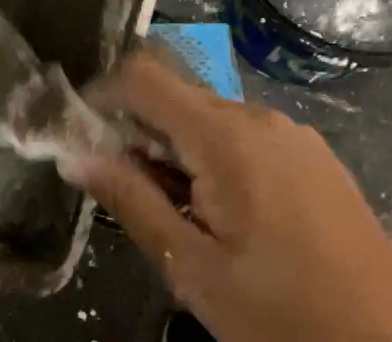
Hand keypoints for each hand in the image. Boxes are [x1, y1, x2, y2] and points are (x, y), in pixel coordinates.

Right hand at [69, 50, 391, 341]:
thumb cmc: (287, 320)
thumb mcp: (194, 271)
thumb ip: (130, 201)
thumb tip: (75, 154)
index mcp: (227, 135)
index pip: (141, 75)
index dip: (101, 95)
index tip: (80, 138)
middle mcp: (261, 117)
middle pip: (175, 97)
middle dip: (137, 132)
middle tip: (127, 192)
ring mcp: (295, 136)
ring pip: (208, 118)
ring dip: (176, 150)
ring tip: (178, 216)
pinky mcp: (316, 160)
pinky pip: (245, 137)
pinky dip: (214, 159)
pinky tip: (226, 218)